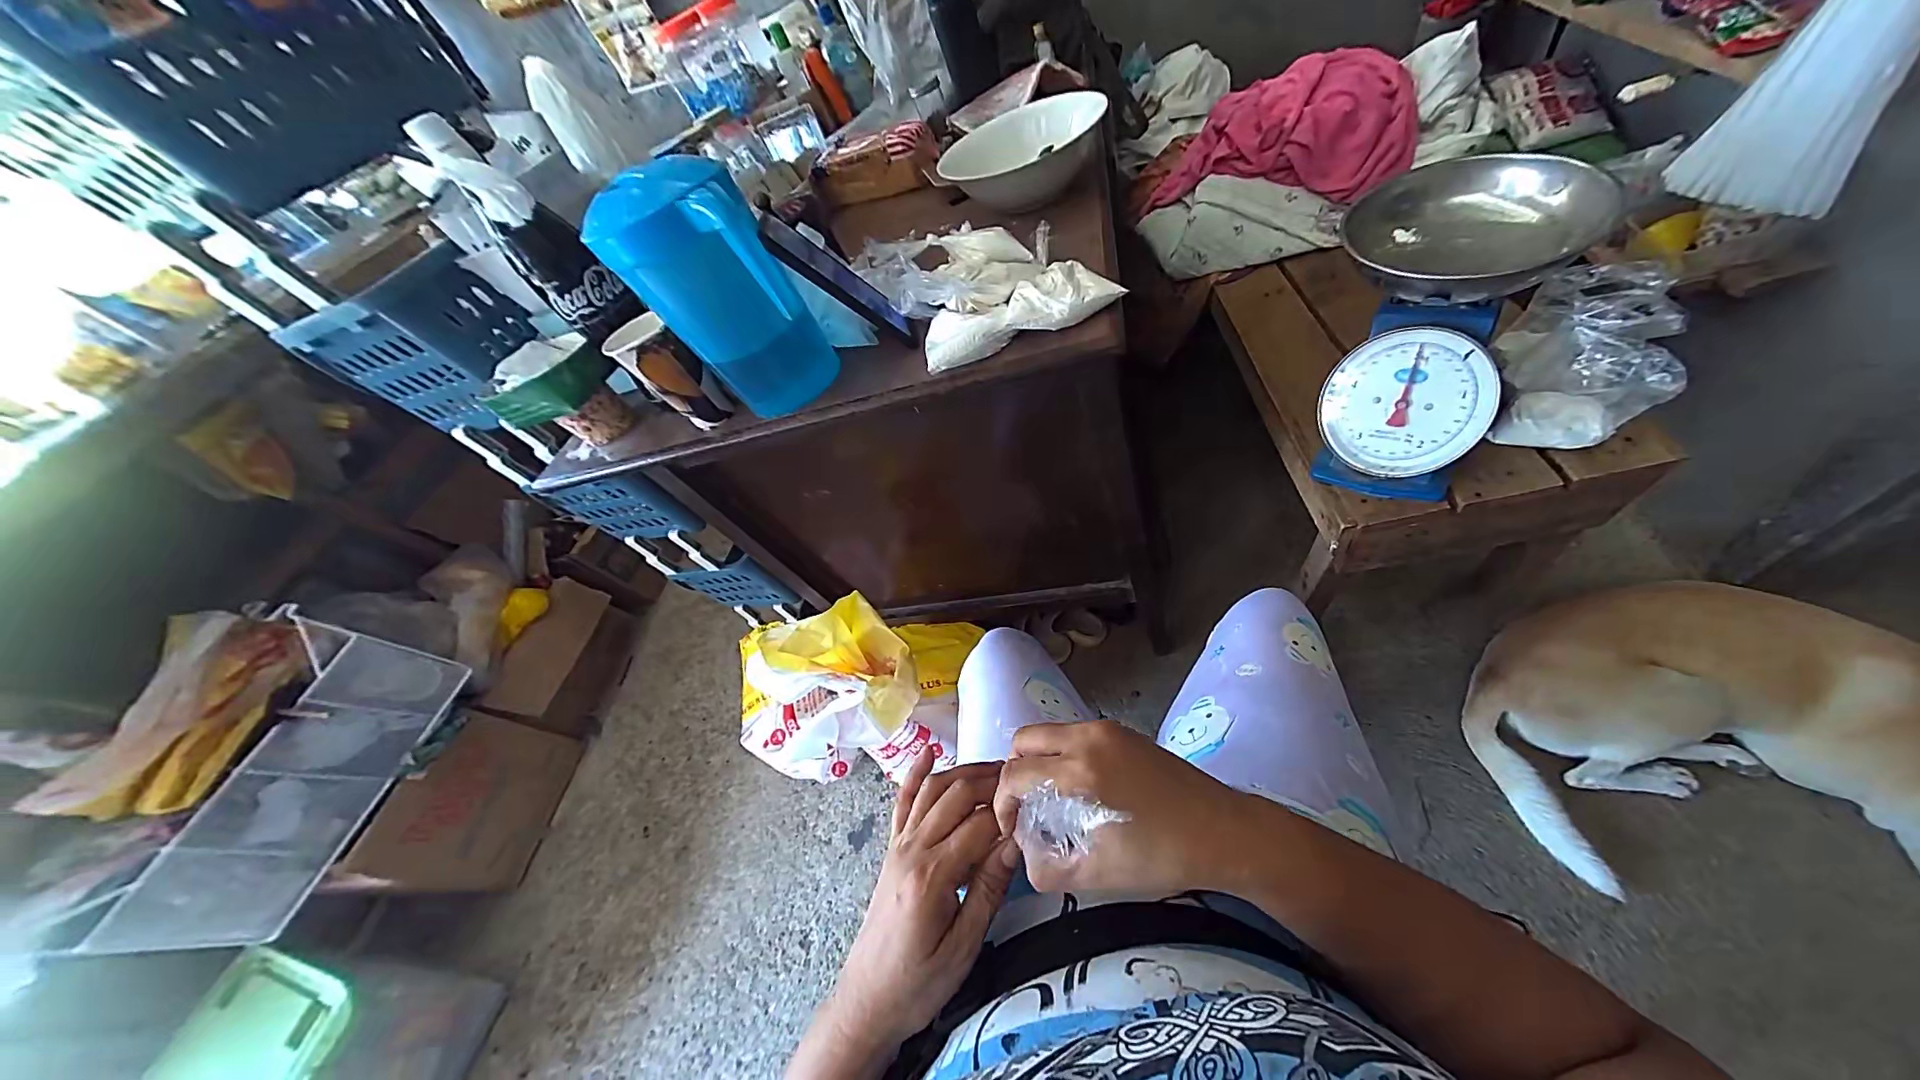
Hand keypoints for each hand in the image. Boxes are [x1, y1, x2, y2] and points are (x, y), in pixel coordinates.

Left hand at [788, 750, 1020, 1079]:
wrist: (867, 1001)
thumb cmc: (918, 983)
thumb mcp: (963, 947)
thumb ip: (989, 890)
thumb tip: (1016, 842)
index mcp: (932, 875)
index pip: (980, 825)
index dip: (1010, 813)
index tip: (1035, 810)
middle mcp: (912, 849)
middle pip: (956, 795)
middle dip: (991, 780)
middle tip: (1023, 777)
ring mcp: (898, 846)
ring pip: (932, 791)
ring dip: (963, 771)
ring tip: (995, 766)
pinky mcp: (892, 850)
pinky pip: (903, 802)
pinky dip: (915, 774)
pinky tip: (927, 752)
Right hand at [992, 719, 1263, 895]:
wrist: (1227, 833)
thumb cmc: (1164, 856)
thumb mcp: (1102, 875)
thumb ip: (1050, 870)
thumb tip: (1026, 857)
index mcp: (1080, 770)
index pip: (1015, 773)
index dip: (1003, 803)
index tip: (1012, 827)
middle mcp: (1089, 738)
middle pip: (1025, 739)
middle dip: (1015, 772)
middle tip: (1027, 806)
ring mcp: (1109, 729)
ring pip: (1051, 732)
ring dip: (1039, 760)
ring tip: (1052, 798)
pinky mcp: (1126, 732)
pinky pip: (1076, 733)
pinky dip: (1063, 753)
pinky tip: (1082, 787)